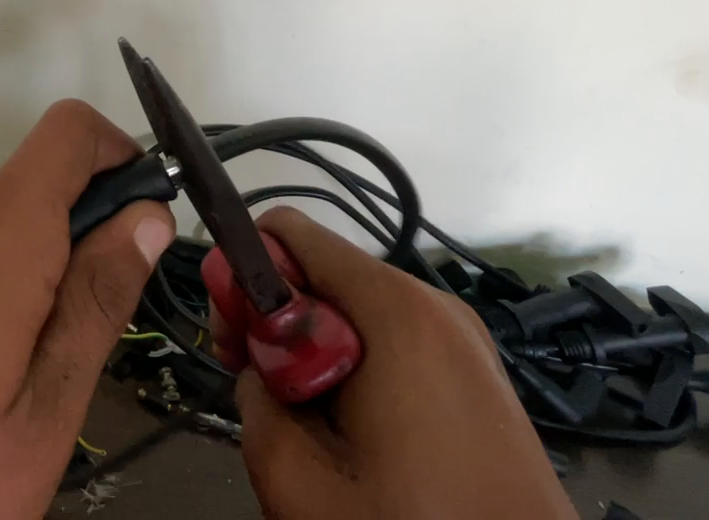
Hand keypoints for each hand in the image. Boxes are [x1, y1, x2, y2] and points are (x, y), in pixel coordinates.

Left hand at [0, 100, 176, 518]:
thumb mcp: (43, 408)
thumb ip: (98, 299)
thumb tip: (145, 219)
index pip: (71, 130)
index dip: (122, 160)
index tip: (146, 228)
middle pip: (47, 173)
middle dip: (93, 227)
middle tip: (99, 324)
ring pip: (15, 209)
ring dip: (52, 258)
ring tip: (43, 359)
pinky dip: (11, 272)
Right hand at [211, 207, 574, 519]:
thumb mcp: (295, 477)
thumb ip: (252, 394)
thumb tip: (258, 363)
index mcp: (395, 310)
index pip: (287, 232)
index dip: (243, 275)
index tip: (234, 342)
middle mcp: (433, 304)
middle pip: (318, 269)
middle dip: (275, 319)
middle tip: (262, 387)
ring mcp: (462, 338)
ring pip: (348, 308)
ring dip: (310, 350)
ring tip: (312, 425)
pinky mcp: (474, 371)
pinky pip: (387, 338)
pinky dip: (351, 366)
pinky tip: (354, 432)